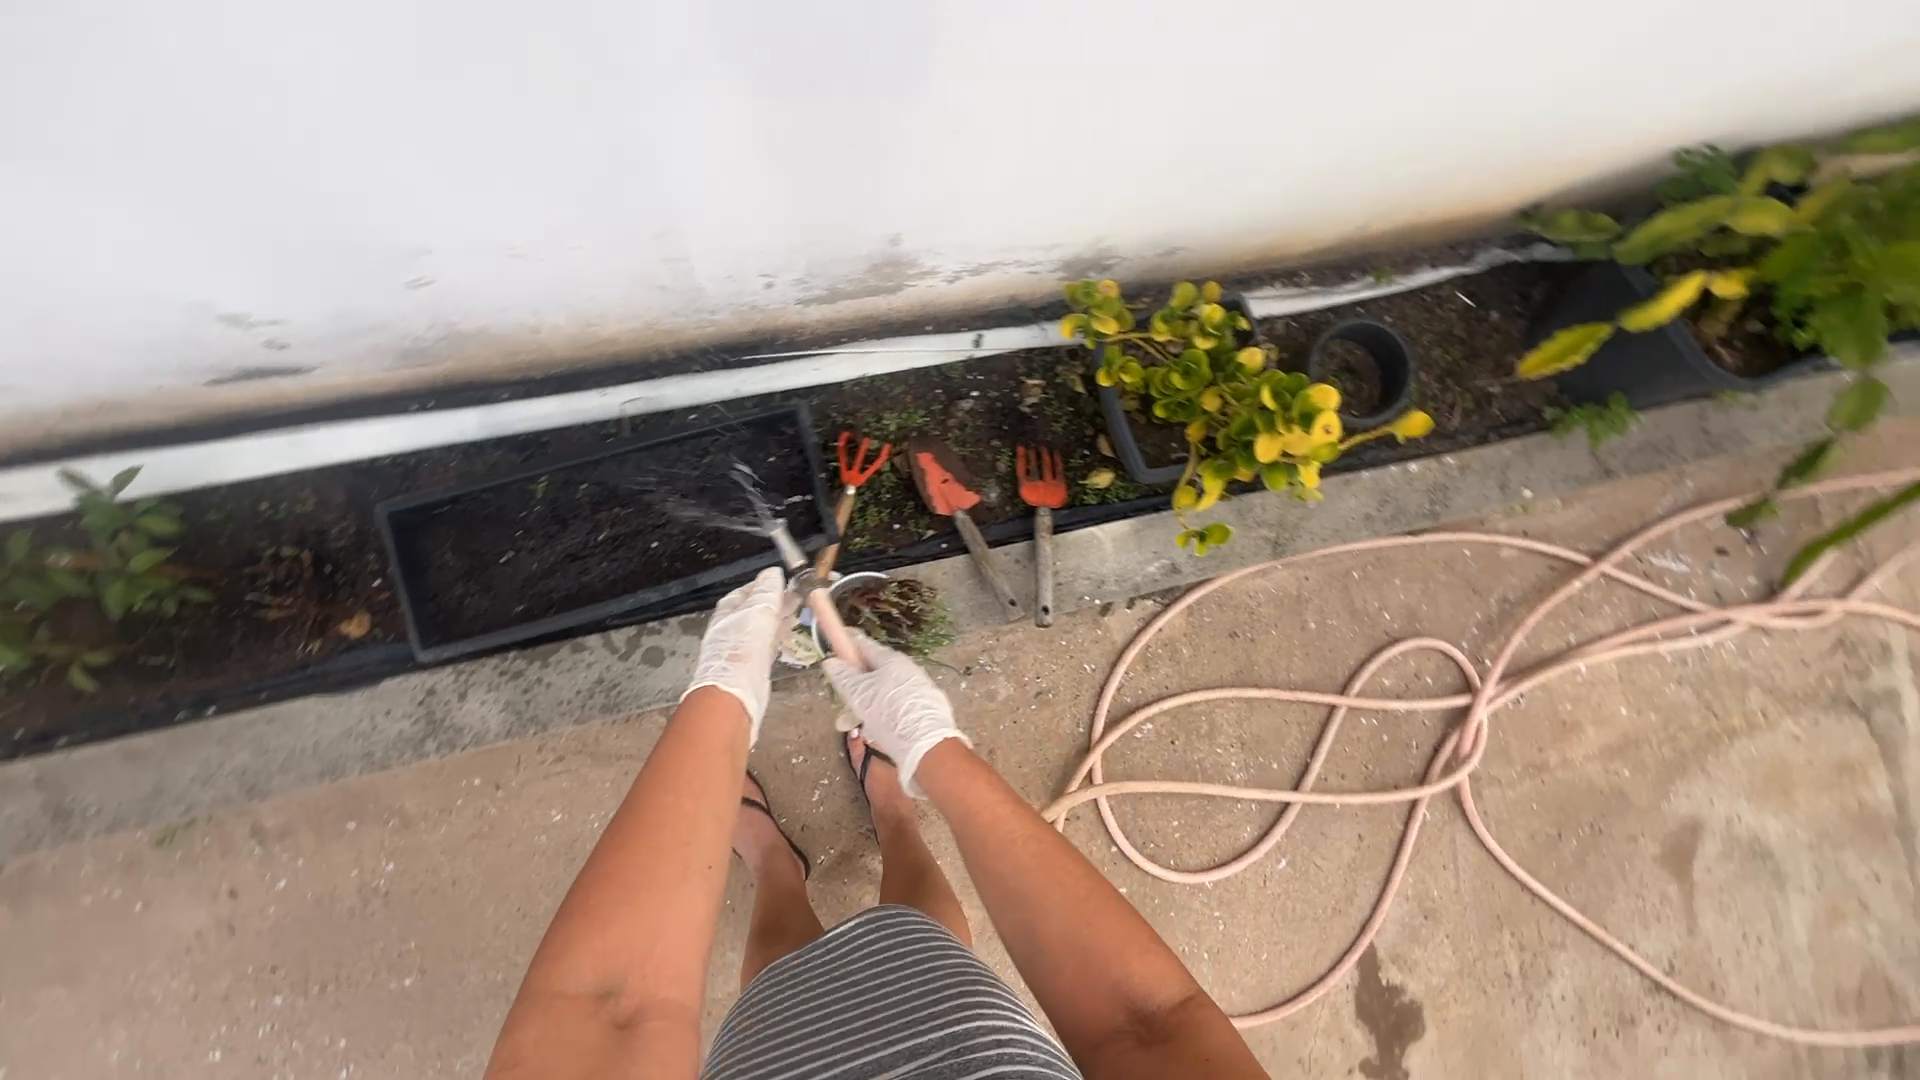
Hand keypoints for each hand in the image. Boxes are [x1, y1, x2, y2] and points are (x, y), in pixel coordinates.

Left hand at [682, 567, 794, 742]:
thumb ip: (767, 592)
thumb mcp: (756, 612)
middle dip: (774, 599)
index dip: (762, 584)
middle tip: (796, 592)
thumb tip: (773, 572)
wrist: (736, 692)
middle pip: (754, 609)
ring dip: (779, 614)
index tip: (781, 578)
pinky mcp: (754, 664)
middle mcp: (732, 629)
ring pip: (763, 625)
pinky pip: (769, 641)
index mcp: (727, 613)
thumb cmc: (742, 648)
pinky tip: (791, 628)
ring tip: (798, 606)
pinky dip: (780, 631)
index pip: (744, 592)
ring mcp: (742, 647)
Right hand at [822, 633, 968, 796]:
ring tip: (855, 723)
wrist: (926, 743)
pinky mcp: (924, 707)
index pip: (864, 644)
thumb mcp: (859, 694)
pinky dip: (883, 713)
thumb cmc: (889, 712)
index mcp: (891, 660)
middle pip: (874, 671)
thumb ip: (843, 677)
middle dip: (855, 685)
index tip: (838, 636)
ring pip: (884, 691)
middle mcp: (907, 669)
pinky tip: (878, 729)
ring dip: (867, 703)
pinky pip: (897, 705)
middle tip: (842, 700)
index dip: (848, 640)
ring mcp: (918, 688)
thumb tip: (831, 661)